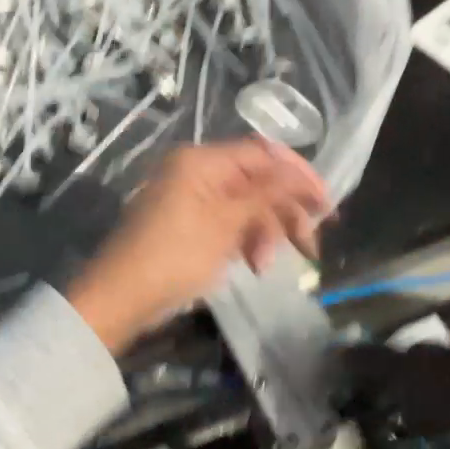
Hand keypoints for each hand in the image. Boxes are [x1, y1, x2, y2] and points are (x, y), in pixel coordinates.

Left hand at [65, 139, 328, 353]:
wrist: (122, 295)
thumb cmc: (175, 254)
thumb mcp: (227, 224)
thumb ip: (267, 194)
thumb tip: (299, 171)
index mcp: (201, 160)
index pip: (262, 153)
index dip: (298, 175)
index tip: (327, 206)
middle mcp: (195, 170)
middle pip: (256, 180)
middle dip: (283, 211)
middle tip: (309, 246)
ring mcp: (190, 196)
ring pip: (244, 205)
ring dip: (264, 232)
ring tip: (264, 266)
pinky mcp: (187, 222)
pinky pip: (227, 222)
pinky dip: (243, 240)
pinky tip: (252, 264)